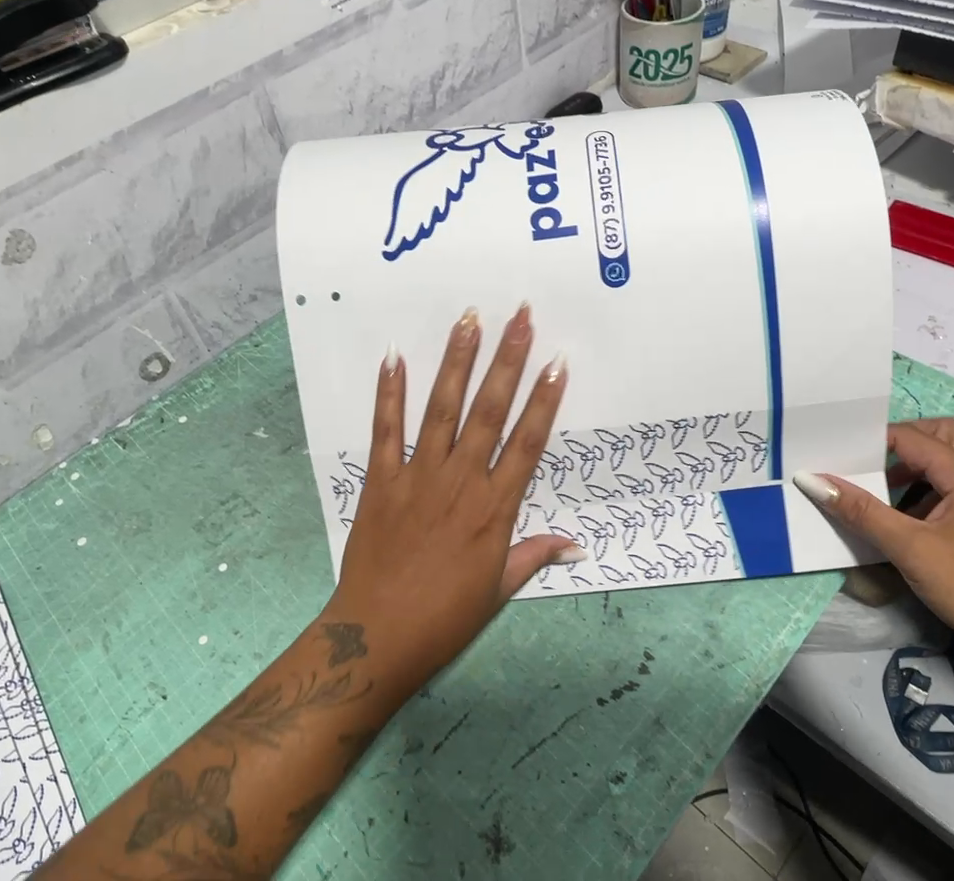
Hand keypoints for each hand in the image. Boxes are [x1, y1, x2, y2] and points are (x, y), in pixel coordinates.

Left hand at [324, 305, 581, 693]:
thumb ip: (533, 557)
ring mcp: (417, 477)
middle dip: (507, 361)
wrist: (378, 637)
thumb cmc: (445, 619)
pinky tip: (394, 356)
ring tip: (469, 320)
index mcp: (494, 509)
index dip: (545, 400)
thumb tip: (576, 545)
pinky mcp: (380, 481)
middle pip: (489, 412)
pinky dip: (389, 393)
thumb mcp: (497, 591)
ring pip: (442, 410)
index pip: (527, 443)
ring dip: (457, 362)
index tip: (557, 361)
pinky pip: (385, 430)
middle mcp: (460, 483)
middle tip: (519, 316)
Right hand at [793, 419, 953, 661]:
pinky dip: (927, 491)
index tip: (836, 449)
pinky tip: (907, 523)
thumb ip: (862, 512)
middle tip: (866, 459)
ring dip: (914, 467)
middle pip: (942, 435)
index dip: (871, 439)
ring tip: (879, 491)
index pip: (911, 437)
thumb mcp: (910, 549)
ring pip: (951, 463)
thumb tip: (812, 480)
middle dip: (902, 439)